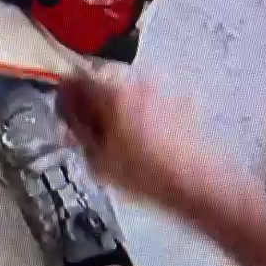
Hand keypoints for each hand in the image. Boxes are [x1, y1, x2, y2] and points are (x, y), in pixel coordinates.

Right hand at [55, 72, 232, 214]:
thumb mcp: (98, 160)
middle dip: (92, 106)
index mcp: (112, 93)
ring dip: (118, 111)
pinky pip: (150, 104)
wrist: (201, 185)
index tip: (64, 113)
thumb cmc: (151, 174)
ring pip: (127, 94)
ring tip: (117, 143)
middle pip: (102, 84)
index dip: (63, 98)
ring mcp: (163, 92)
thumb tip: (70, 122)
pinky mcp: (182, 105)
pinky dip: (141, 117)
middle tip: (89, 132)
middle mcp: (138, 84)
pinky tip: (142, 145)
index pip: (73, 80)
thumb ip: (77, 133)